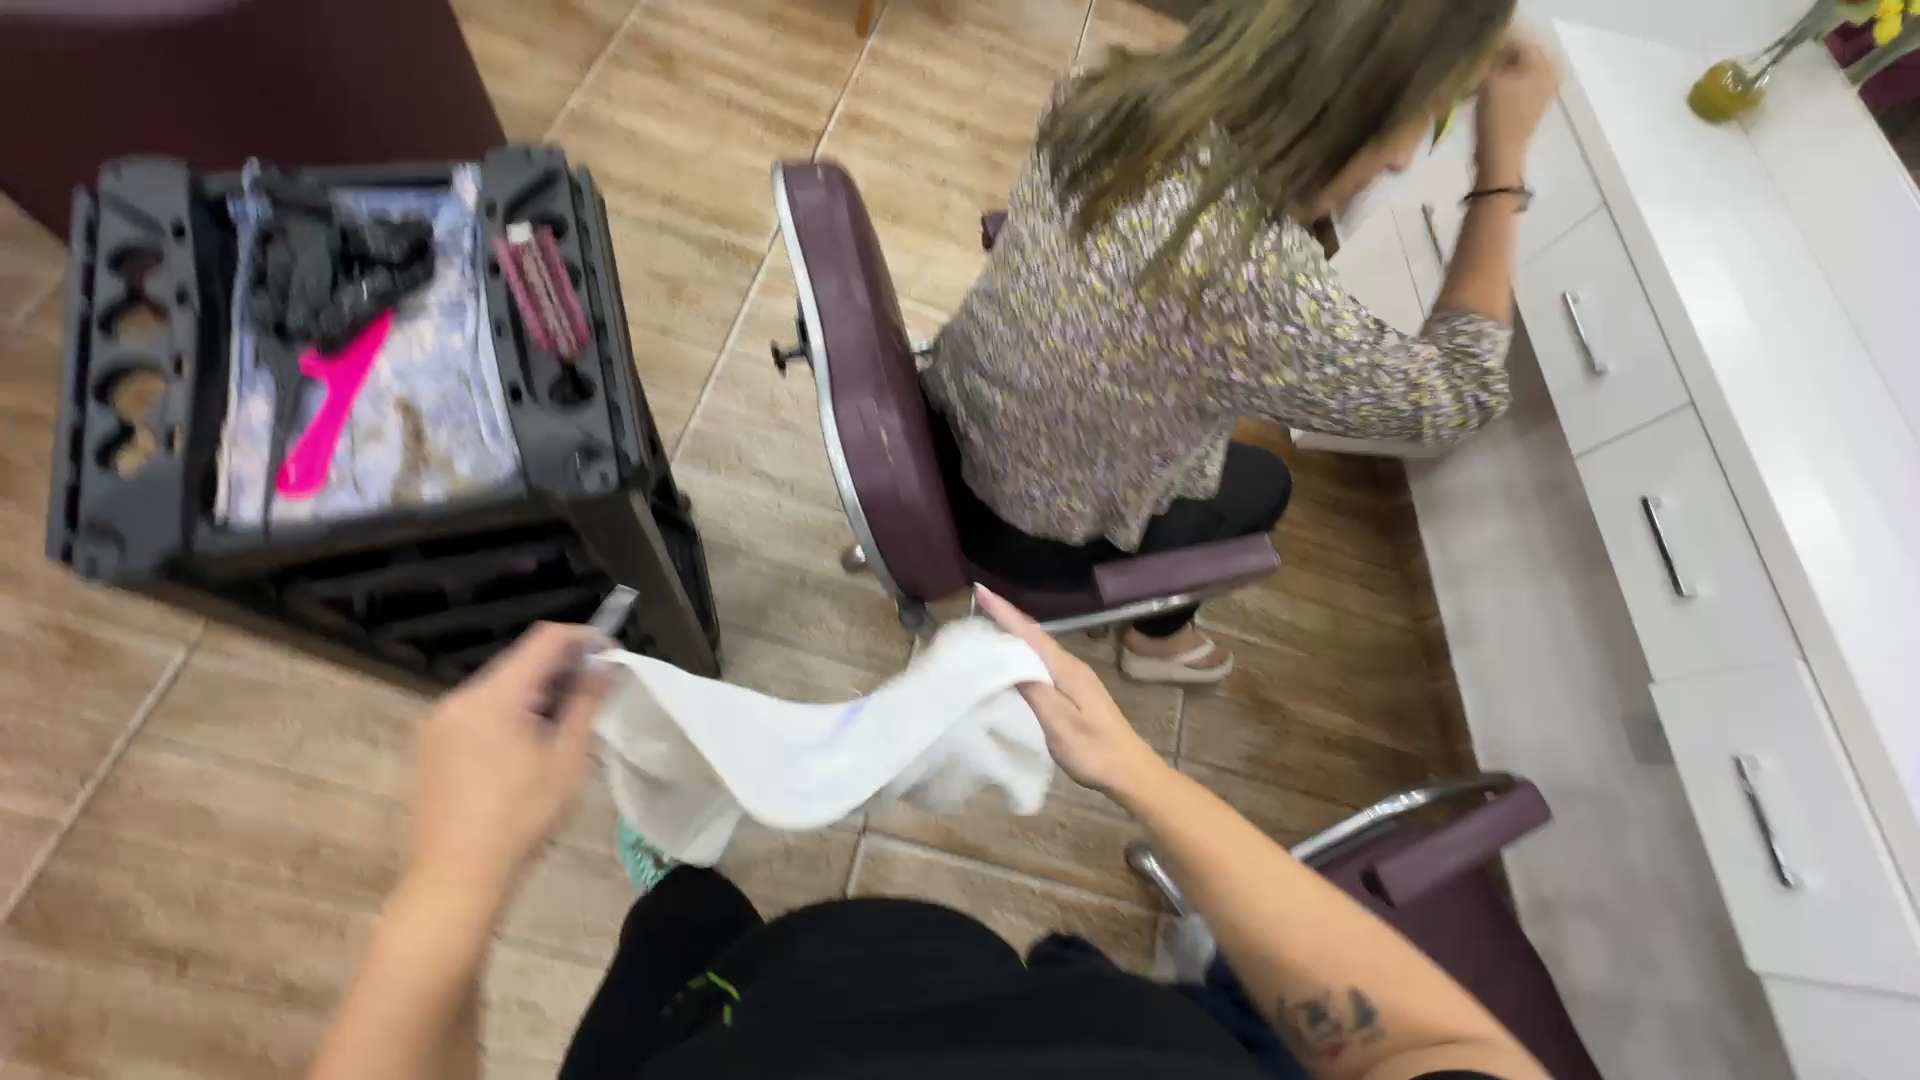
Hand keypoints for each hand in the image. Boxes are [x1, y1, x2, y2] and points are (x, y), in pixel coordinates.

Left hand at [406, 622, 615, 905]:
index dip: (585, 638)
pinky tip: (533, 745)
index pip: (545, 639)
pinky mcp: (434, 745)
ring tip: (569, 724)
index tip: (613, 656)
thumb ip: (588, 701)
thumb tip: (608, 664)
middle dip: (565, 668)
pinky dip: (515, 711)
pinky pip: (483, 710)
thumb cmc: (521, 816)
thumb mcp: (567, 757)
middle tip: (599, 694)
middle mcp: (460, 699)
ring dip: (541, 692)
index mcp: (493, 697)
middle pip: (522, 661)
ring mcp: (441, 722)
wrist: (455, 879)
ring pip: (503, 686)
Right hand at [975, 585, 1171, 798]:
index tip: (980, 591)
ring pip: (1038, 649)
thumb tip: (1009, 663)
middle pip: (1034, 636)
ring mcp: (1075, 678)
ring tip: (989, 628)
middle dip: (1007, 618)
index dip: (1004, 612)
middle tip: (979, 605)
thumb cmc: (1094, 751)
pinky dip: (1024, 655)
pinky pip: (1043, 663)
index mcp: (1066, 669)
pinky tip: (1013, 662)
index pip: (1030, 634)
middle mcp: (1071, 666)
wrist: (1130, 772)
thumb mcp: (1060, 724)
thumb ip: (1035, 691)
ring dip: (1014, 636)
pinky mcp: (1075, 691)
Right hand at [1473, 28, 1561, 184]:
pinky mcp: (1527, 109)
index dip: (1494, 47)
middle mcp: (1550, 75)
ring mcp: (1540, 93)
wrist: (1498, 159)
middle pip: (1517, 58)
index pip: (1519, 42)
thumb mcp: (1490, 81)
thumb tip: (1484, 55)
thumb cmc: (1497, 119)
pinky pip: (1510, 90)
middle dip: (1493, 63)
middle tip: (1471, 71)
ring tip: (1471, 85)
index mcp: (1548, 63)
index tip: (1473, 58)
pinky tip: (1478, 98)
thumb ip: (1488, 60)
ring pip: (1512, 74)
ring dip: (1491, 77)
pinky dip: (1494, 90)